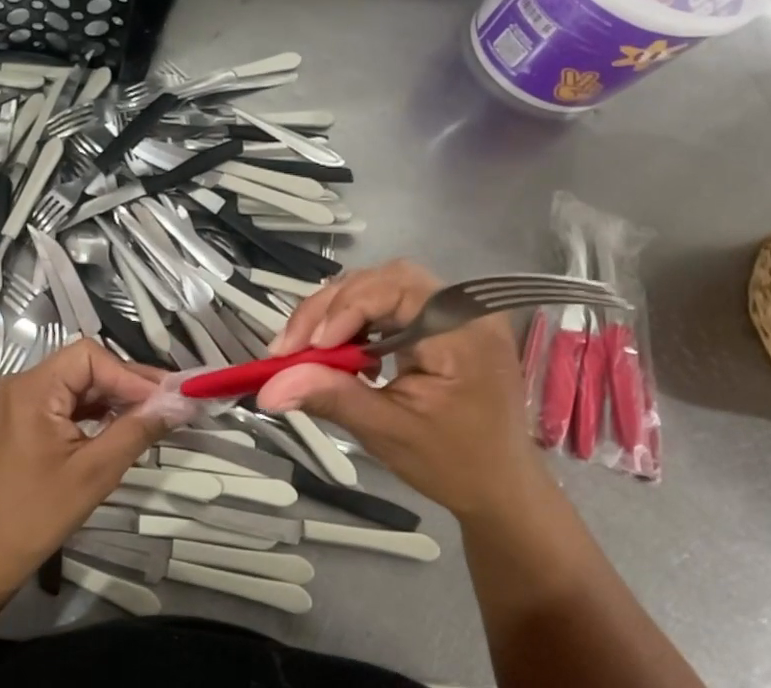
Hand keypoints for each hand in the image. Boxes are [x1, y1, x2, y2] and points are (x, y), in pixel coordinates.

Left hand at [0, 341, 169, 584]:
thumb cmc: (41, 511)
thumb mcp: (97, 470)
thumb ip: (138, 429)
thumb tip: (179, 403)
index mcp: (32, 388)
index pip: (90, 357)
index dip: (131, 374)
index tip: (166, 397)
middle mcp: (24, 383)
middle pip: (85, 366)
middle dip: (128, 383)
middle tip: (170, 402)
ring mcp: (24, 400)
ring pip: (80, 382)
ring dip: (116, 396)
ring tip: (155, 412)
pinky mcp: (28, 417)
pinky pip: (69, 400)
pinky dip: (98, 409)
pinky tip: (125, 422)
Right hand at [256, 259, 548, 520]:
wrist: (502, 491)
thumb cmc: (455, 465)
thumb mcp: (387, 432)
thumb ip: (331, 397)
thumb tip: (268, 387)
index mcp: (463, 331)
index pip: (392, 289)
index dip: (343, 310)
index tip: (304, 350)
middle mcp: (464, 309)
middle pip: (382, 280)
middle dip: (330, 308)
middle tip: (291, 347)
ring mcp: (454, 314)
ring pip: (380, 288)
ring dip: (337, 313)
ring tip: (308, 349)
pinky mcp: (441, 324)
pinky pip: (389, 304)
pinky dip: (356, 321)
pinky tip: (339, 350)